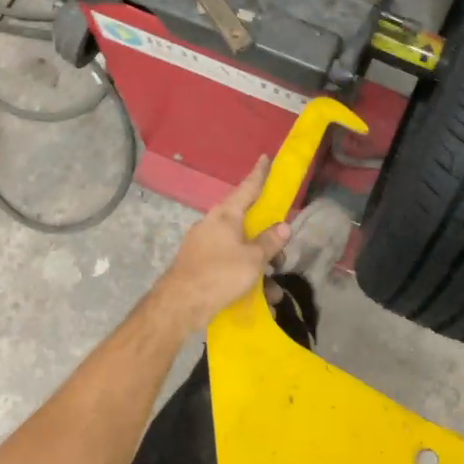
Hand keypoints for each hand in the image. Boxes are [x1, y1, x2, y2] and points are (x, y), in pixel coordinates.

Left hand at [148, 157, 290, 332]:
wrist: (180, 305)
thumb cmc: (219, 274)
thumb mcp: (253, 258)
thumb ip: (269, 242)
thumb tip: (283, 226)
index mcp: (225, 215)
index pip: (247, 188)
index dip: (259, 174)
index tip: (265, 158)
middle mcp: (213, 225)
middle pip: (246, 224)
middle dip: (267, 242)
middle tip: (282, 258)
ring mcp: (204, 246)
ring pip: (240, 250)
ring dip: (259, 268)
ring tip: (274, 292)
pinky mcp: (201, 266)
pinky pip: (230, 266)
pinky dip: (245, 279)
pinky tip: (259, 300)